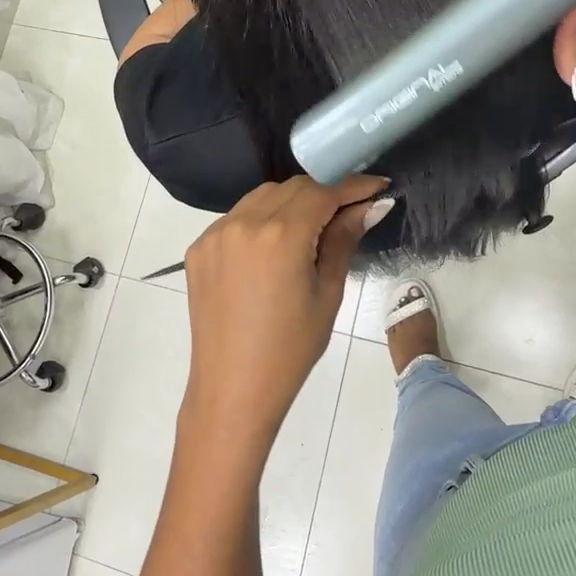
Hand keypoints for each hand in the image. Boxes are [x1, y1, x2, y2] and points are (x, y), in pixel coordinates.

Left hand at [180, 175, 391, 443]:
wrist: (233, 387)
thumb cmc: (291, 348)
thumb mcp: (328, 293)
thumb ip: (344, 240)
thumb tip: (370, 206)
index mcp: (281, 236)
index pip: (322, 192)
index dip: (353, 187)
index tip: (377, 187)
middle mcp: (243, 223)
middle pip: (292, 188)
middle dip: (322, 195)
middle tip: (347, 215)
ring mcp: (215, 234)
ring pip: (261, 197)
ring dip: (290, 204)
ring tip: (309, 232)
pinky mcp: (199, 248)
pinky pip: (237, 218)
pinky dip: (260, 221)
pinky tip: (272, 250)